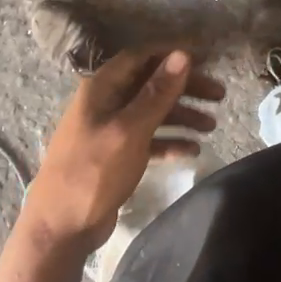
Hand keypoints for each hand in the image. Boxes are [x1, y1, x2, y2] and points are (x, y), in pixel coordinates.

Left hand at [23, 49, 225, 253]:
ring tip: (212, 126)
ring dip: (183, 116)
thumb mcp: (129, 130)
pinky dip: (171, 141)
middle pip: (151, 84)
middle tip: (220, 96)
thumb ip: (157, 93)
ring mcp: (110, 130)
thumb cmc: (92, 173)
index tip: (207, 57)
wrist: (60, 227)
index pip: (141, 56)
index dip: (172, 53)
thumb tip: (182, 55)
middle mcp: (106, 103)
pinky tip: (192, 151)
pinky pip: (150, 139)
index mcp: (102, 88)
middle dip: (186, 87)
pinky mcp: (117, 155)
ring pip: (153, 112)